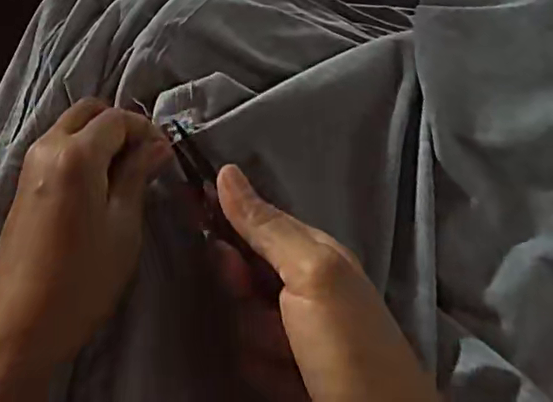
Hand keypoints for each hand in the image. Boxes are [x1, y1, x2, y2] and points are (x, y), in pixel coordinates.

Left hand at [0, 97, 171, 401]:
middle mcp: (48, 144)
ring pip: (72, 124)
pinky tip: (99, 183)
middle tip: (145, 157)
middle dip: (120, 124)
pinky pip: (58, 144)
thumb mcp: (122, 227)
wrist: (16, 325)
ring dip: (100, 135)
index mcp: (75, 152)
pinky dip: (82, 148)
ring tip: (125, 173)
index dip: (146, 129)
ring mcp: (31, 160)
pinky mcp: (23, 180)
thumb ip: (137, 175)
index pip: (117, 117)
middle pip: (89, 110)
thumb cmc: (80, 279)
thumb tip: (157, 145)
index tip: (166, 153)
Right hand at [215, 163, 440, 401]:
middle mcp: (300, 285)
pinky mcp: (284, 374)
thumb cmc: (350, 349)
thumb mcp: (313, 276)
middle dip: (239, 288)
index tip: (201, 224)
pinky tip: (284, 383)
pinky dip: (261, 371)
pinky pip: (247, 357)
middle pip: (239, 268)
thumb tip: (226, 171)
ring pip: (238, 315)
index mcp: (311, 251)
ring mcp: (293, 333)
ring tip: (285, 359)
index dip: (222, 218)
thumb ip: (268, 227)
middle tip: (259, 306)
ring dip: (253, 337)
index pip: (252, 218)